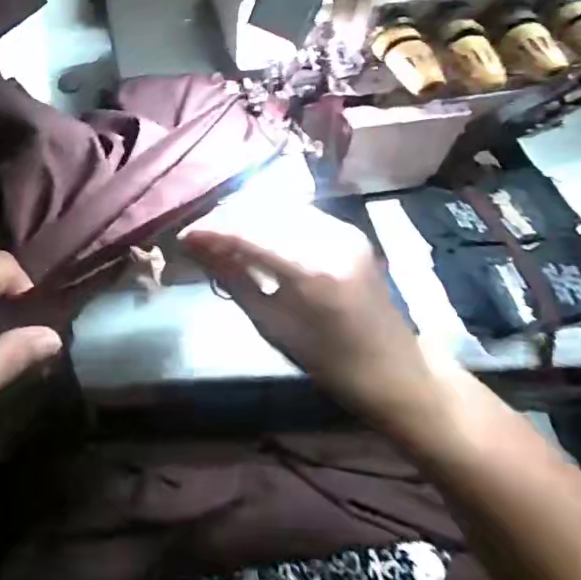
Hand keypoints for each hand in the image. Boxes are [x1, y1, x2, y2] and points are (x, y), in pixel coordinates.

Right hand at [181, 225, 449, 438]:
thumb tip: (195, 248)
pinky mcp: (348, 231)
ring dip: (247, 217)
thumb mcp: (272, 325)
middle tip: (198, 238)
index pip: (247, 233)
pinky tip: (254, 235)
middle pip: (262, 211)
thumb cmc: (330, 362)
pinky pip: (297, 214)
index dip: (210, 231)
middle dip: (226, 220)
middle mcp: (329, 238)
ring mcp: (343, 230)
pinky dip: (270, 220)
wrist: (397, 371)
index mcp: (312, 269)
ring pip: (279, 207)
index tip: (183, 237)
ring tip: (222, 236)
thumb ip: (233, 279)